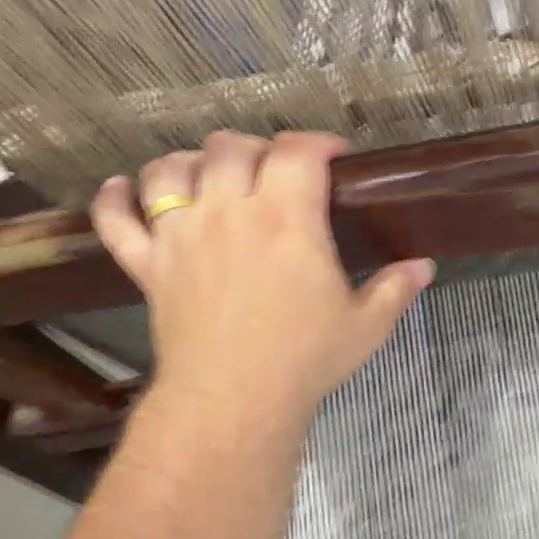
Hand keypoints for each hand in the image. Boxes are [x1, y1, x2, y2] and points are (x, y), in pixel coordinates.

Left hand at [91, 131, 434, 420]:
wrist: (235, 396)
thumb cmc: (306, 357)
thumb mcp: (367, 324)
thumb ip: (396, 288)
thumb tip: (423, 266)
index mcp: (288, 221)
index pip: (297, 152)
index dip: (317, 143)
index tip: (334, 156)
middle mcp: (229, 213)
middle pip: (230, 147)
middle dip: (256, 147)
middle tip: (275, 169)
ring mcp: (180, 235)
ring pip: (170, 169)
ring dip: (191, 162)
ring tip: (210, 174)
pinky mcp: (147, 264)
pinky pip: (116, 218)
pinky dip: (115, 198)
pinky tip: (124, 190)